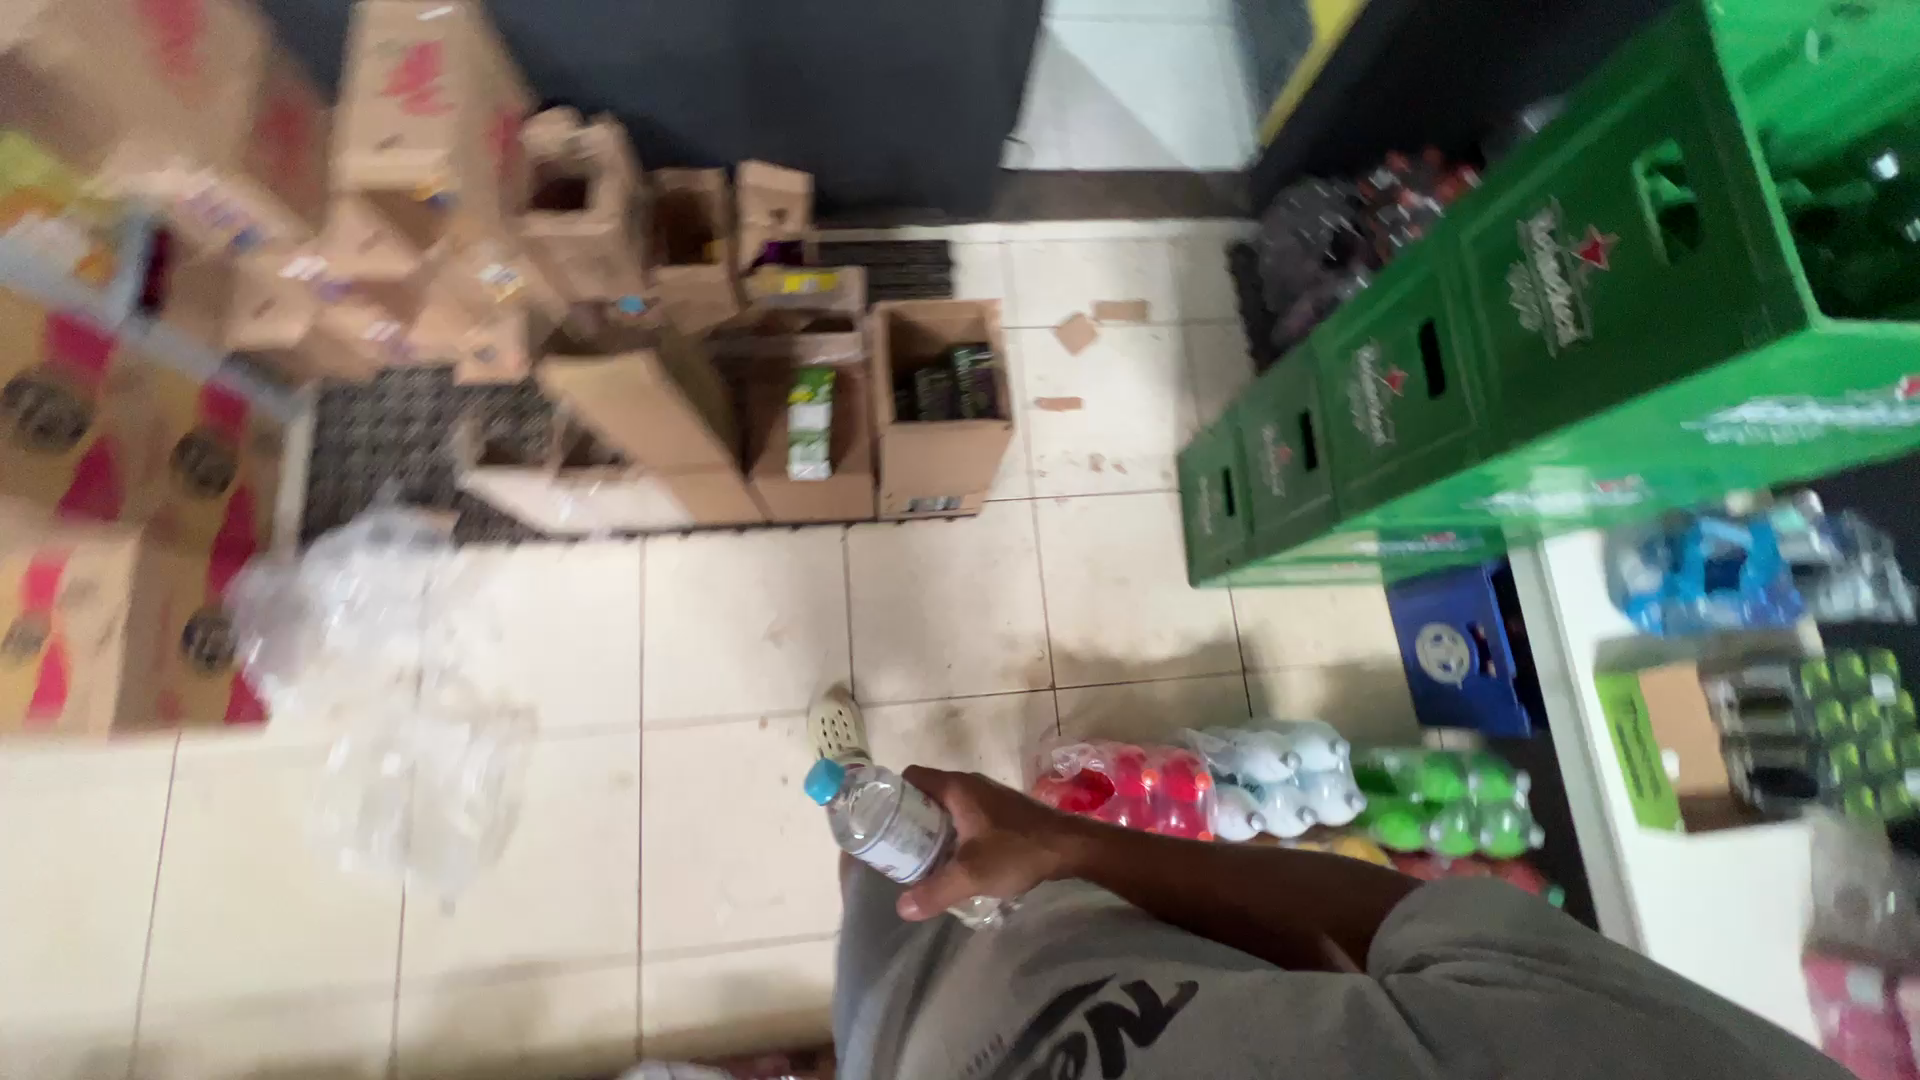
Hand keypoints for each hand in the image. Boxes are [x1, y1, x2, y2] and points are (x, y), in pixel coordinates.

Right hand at [896, 766, 1086, 920]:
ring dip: (933, 826)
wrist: (1070, 846)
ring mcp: (987, 795)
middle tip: (897, 847)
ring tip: (921, 856)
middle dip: (909, 817)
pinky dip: (953, 830)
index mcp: (956, 788)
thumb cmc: (1017, 850)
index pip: (912, 777)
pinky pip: (965, 813)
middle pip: (927, 792)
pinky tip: (955, 857)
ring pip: (947, 805)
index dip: (892, 794)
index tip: (880, 820)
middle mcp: (969, 784)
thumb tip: (902, 907)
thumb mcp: (971, 874)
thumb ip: (935, 891)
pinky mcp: (1001, 809)